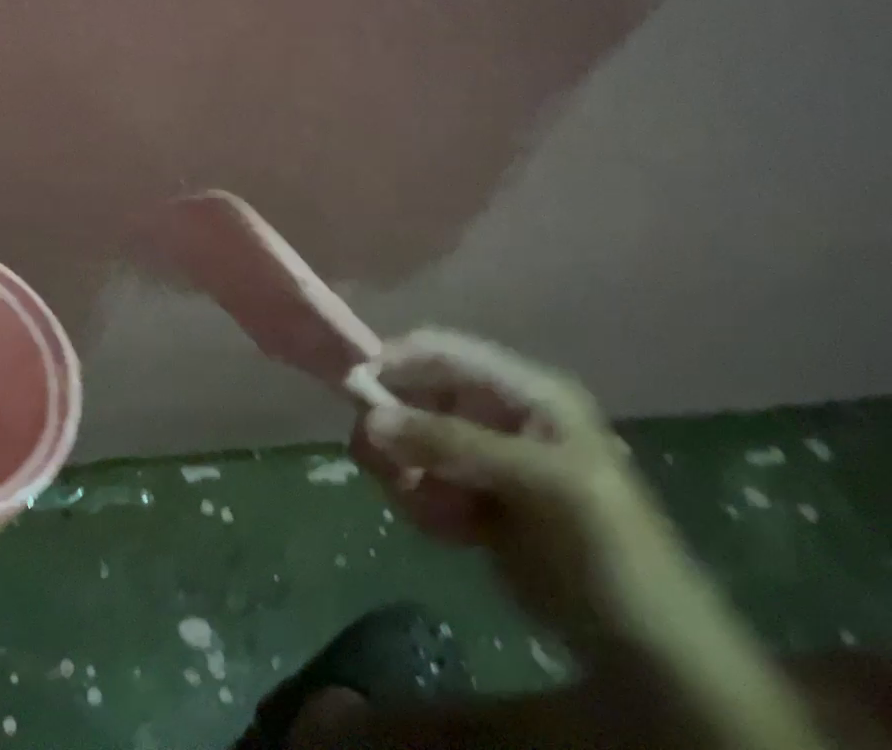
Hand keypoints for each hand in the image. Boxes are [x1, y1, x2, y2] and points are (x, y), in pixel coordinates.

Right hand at [347, 328, 702, 651]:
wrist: (639, 641)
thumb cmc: (606, 549)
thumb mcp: (542, 484)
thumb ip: (455, 443)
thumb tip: (369, 417)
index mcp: (526, 393)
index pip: (440, 351)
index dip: (392, 363)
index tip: (353, 399)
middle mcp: (496, 413)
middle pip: (410, 395)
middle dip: (392, 434)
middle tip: (392, 476)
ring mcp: (479, 455)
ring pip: (402, 441)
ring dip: (404, 476)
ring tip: (438, 516)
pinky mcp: (466, 494)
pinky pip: (412, 479)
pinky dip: (417, 503)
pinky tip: (449, 532)